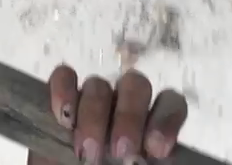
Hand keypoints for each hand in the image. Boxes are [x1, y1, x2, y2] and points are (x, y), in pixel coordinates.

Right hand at [38, 66, 187, 164]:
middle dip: (128, 116)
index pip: (170, 103)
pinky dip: (63, 92)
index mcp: (150, 130)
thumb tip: (140, 160)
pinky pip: (63, 75)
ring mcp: (92, 99)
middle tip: (121, 153)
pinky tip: (64, 121)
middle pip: (135, 85)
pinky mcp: (60, 97)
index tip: (155, 150)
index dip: (165, 120)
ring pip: (98, 84)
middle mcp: (124, 109)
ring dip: (94, 116)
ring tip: (87, 153)